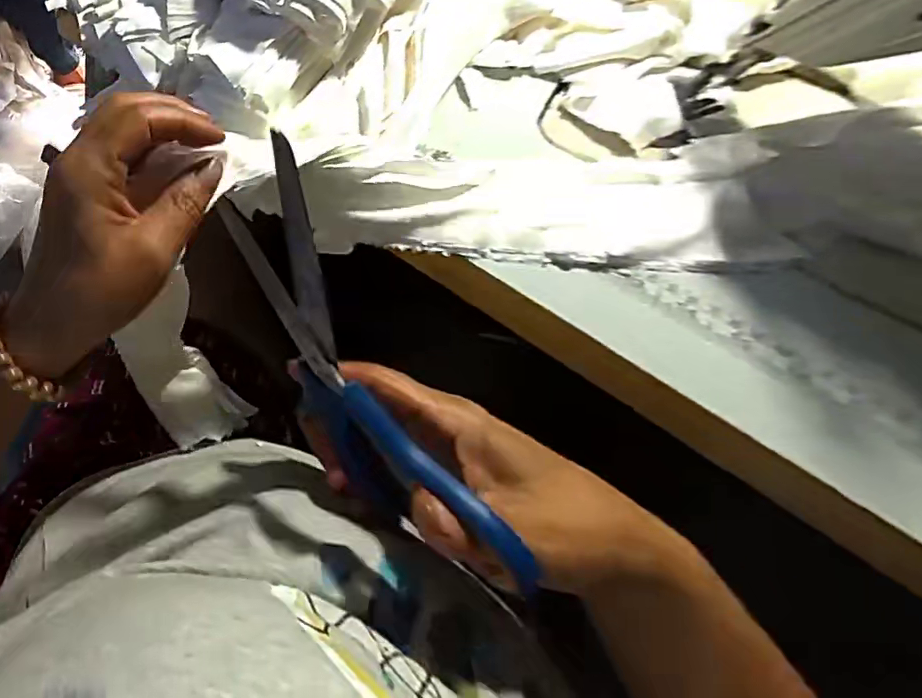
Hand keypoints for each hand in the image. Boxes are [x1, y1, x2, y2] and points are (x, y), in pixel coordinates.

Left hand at [6, 92, 225, 376]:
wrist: (48, 326)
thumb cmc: (98, 292)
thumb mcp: (153, 250)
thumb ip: (186, 201)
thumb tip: (215, 164)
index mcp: (87, 166)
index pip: (137, 116)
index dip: (182, 119)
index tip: (219, 138)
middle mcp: (75, 156)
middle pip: (123, 109)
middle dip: (170, 112)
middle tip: (210, 131)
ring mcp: (72, 170)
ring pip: (116, 124)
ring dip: (157, 124)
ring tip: (196, 138)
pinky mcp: (77, 185)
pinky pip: (113, 148)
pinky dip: (145, 145)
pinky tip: (171, 158)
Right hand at [307, 363, 695, 594]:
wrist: (619, 550)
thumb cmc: (572, 527)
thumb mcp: (520, 533)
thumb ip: (462, 526)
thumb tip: (414, 509)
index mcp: (456, 420)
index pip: (388, 385)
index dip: (343, 375)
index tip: (302, 372)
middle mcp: (442, 426)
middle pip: (372, 408)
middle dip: (338, 426)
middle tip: (329, 467)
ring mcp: (443, 450)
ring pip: (378, 435)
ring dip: (352, 454)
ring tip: (346, 489)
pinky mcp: (446, 475)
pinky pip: (395, 463)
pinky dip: (372, 473)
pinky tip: (368, 498)